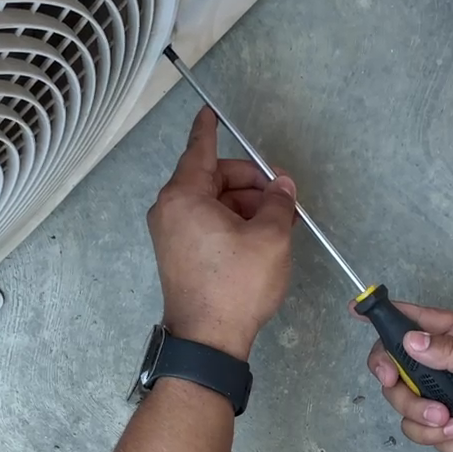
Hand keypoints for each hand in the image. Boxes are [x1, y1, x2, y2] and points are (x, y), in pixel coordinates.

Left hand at [147, 107, 298, 358]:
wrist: (208, 341)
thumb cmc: (237, 285)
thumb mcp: (271, 237)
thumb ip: (279, 203)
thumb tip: (282, 186)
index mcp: (185, 195)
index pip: (199, 148)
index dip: (209, 128)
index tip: (210, 110)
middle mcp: (170, 210)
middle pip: (212, 177)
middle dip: (249, 181)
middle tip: (282, 196)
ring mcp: (171, 234)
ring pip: (212, 203)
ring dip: (244, 205)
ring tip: (278, 222)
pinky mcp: (178, 256)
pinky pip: (205, 224)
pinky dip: (231, 222)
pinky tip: (258, 237)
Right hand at [364, 303, 452, 451]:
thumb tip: (412, 341)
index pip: (415, 318)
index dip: (386, 314)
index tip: (358, 309)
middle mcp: (441, 362)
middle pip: (392, 356)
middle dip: (388, 369)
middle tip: (393, 380)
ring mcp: (433, 393)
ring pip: (396, 394)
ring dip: (418, 408)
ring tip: (447, 417)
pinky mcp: (430, 422)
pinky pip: (408, 424)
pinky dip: (429, 430)